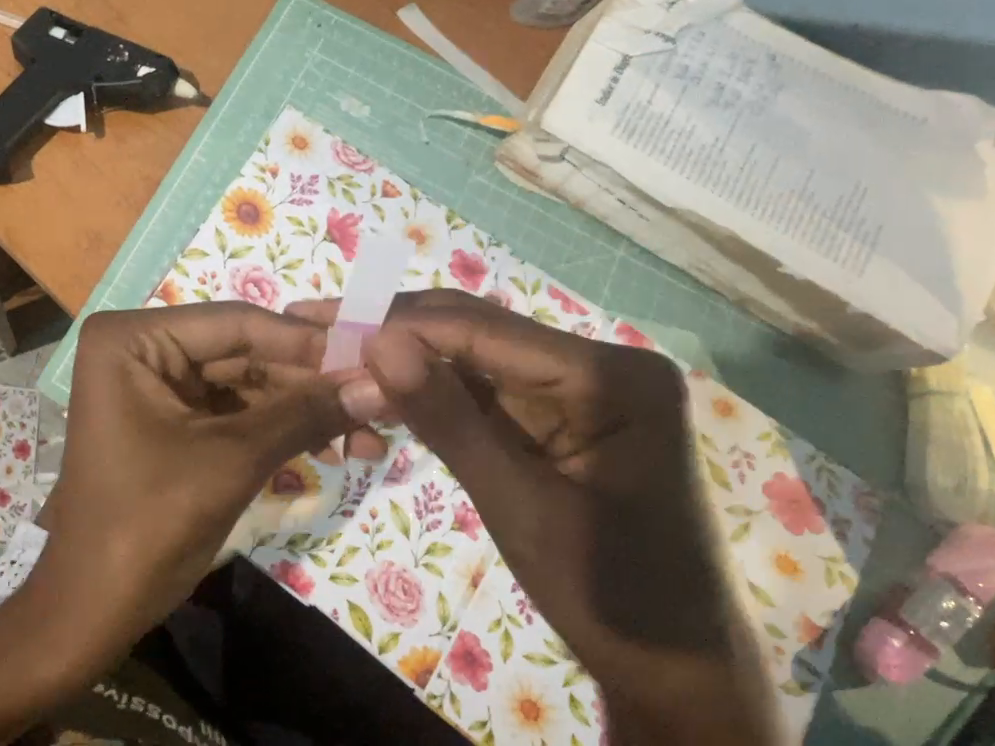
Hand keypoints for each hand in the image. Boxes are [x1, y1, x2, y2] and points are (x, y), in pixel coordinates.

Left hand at [33, 302, 373, 655]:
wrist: (94, 604)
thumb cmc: (150, 520)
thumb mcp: (233, 459)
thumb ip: (305, 413)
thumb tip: (379, 383)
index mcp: (133, 338)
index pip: (235, 324)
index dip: (307, 341)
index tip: (374, 354)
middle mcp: (140, 349)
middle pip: (242, 352)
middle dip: (309, 382)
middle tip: (380, 399)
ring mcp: (154, 386)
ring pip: (243, 384)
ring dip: (301, 409)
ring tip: (369, 434)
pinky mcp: (169, 422)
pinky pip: (231, 413)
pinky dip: (277, 430)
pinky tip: (332, 448)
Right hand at [288, 291, 777, 745]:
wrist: (677, 672)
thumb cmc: (608, 595)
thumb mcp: (517, 505)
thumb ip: (447, 418)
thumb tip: (375, 341)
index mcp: (610, 377)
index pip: (480, 329)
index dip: (394, 322)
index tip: (320, 322)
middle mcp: (602, 364)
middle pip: (477, 330)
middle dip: (395, 330)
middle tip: (317, 329)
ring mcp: (586, 388)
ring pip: (475, 355)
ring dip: (407, 359)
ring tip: (336, 357)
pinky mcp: (568, 415)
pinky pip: (488, 388)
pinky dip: (434, 391)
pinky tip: (384, 390)